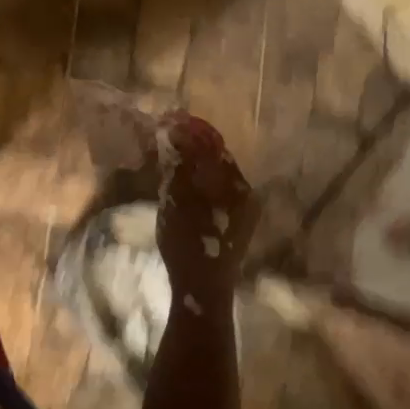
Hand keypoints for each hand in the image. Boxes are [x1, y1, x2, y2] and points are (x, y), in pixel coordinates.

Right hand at [153, 112, 257, 314]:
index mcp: (234, 184)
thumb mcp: (176, 200)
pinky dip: (200, 173)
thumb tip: (174, 133)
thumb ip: (178, 165)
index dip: (188, 127)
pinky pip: (218, 184)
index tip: (165, 118)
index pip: (211, 143)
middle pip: (217, 154)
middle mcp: (245, 191)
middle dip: (191, 139)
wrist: (203, 290)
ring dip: (195, 155)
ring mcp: (243, 206)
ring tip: (170, 148)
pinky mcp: (237, 219)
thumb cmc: (187, 245)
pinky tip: (182, 174)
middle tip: (165, 130)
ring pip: (217, 169)